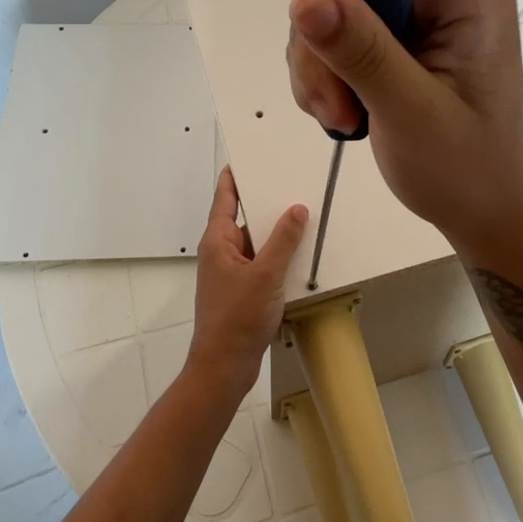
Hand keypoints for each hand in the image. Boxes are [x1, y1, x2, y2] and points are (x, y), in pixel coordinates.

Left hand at [185, 167, 306, 398]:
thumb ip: (283, 240)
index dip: (237, 174)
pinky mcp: (241, 291)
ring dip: (276, 233)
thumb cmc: (238, 318)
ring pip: (256, 242)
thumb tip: (297, 209)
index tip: (251, 154)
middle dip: (267, 201)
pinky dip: (278, 257)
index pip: (226, 197)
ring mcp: (230, 273)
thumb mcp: (266, 275)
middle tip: (292, 180)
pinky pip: (261, 264)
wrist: (224, 367)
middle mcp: (221, 252)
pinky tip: (301, 255)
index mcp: (217, 240)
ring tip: (305, 214)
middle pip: (244, 217)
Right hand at [286, 0, 522, 242]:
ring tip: (336, 108)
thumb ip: (365, 55)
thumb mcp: (416, 116)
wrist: (469, 208)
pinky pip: (318, 14)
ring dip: (313, 37)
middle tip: (310, 18)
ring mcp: (397, 1)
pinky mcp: (368, 28)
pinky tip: (335, 112)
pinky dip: (310, 61)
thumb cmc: (466, 167)